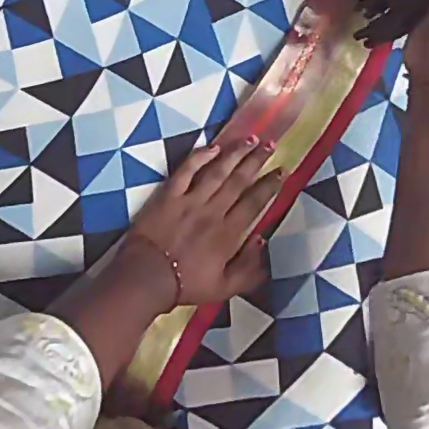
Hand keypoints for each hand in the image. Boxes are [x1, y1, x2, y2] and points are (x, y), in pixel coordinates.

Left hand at [122, 135, 282, 307]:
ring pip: (217, 171)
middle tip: (269, 145)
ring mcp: (190, 200)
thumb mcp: (224, 288)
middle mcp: (213, 211)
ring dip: (234, 154)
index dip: (269, 185)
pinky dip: (199, 157)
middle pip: (239, 180)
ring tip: (249, 139)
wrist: (147, 277)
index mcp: (229, 233)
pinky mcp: (169, 194)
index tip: (281, 171)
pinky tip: (212, 146)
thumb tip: (263, 241)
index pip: (254, 202)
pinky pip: (187, 171)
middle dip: (256, 161)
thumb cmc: (186, 285)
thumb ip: (248, 269)